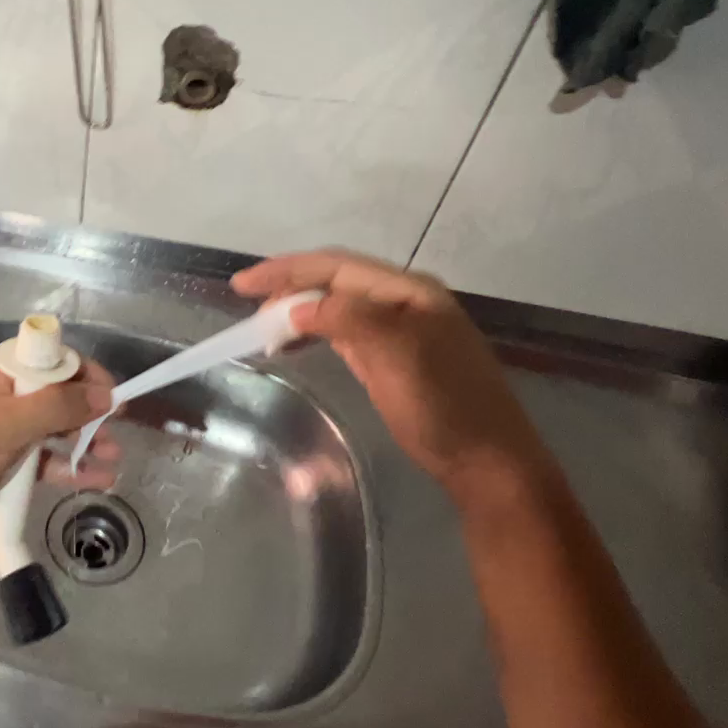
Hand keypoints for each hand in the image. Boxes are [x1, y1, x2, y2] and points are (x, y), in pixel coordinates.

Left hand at [0, 351, 119, 530]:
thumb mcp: (6, 424)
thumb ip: (58, 408)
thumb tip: (105, 395)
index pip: (54, 361)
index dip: (87, 377)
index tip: (114, 400)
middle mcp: (3, 391)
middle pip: (58, 396)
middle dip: (89, 415)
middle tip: (115, 438)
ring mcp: (2, 426)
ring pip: (53, 428)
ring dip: (83, 443)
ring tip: (113, 461)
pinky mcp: (2, 457)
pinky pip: (42, 456)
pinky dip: (66, 466)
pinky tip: (95, 479)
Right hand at [232, 249, 550, 495]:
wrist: (487, 462)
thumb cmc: (445, 406)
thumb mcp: (397, 356)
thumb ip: (348, 321)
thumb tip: (296, 309)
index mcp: (408, 291)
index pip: (336, 266)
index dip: (285, 270)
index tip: (240, 284)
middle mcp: (402, 301)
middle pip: (333, 279)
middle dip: (286, 284)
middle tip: (244, 302)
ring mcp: (396, 328)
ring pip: (334, 303)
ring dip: (295, 308)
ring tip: (261, 325)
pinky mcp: (388, 355)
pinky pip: (340, 329)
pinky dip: (311, 330)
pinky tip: (292, 342)